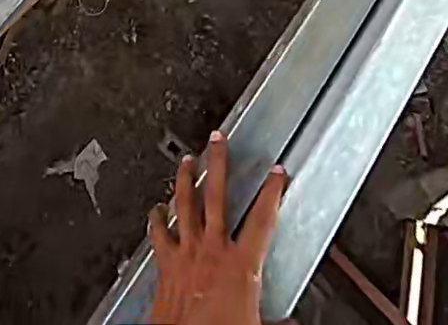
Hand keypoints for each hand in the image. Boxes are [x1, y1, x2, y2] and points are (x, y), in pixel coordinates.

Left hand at [148, 130, 289, 324]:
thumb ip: (276, 321)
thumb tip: (292, 323)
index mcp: (240, 266)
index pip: (262, 220)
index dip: (272, 193)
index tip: (277, 173)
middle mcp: (211, 250)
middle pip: (215, 195)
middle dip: (218, 163)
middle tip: (218, 140)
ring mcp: (186, 252)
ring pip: (184, 203)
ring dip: (185, 179)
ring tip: (187, 159)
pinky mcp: (166, 262)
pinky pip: (159, 233)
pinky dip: (156, 218)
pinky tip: (156, 208)